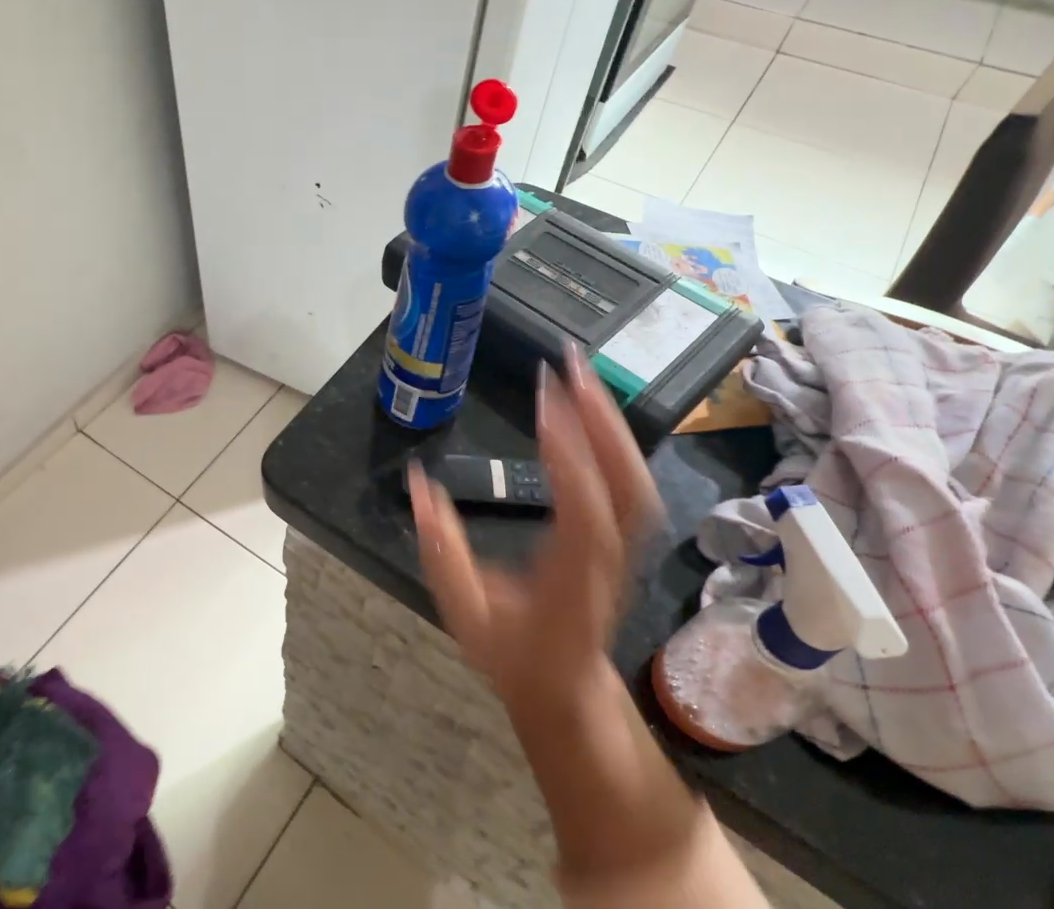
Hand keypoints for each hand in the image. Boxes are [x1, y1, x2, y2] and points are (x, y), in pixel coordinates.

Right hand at [407, 347, 661, 723]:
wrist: (565, 686)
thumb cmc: (512, 654)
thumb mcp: (464, 612)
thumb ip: (441, 551)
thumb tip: (417, 485)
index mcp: (571, 583)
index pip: (584, 517)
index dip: (571, 461)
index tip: (545, 406)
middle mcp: (609, 560)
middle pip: (628, 487)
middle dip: (602, 421)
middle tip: (570, 367)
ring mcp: (625, 548)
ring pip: (636, 480)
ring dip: (610, 423)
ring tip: (579, 376)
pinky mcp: (625, 538)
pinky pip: (629, 482)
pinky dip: (612, 440)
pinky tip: (588, 410)